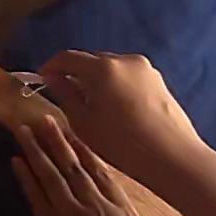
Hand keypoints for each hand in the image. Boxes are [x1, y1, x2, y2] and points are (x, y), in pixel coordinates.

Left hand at [13, 118, 191, 215]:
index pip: (104, 174)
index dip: (87, 151)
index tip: (74, 132)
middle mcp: (99, 209)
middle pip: (76, 167)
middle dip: (58, 141)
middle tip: (43, 118)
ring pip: (53, 175)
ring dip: (38, 151)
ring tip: (24, 129)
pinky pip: (36, 196)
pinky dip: (25, 177)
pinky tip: (16, 160)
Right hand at [37, 51, 208, 195]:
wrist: (173, 158)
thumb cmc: (122, 143)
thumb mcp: (83, 122)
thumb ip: (65, 94)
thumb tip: (53, 77)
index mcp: (102, 68)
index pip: (68, 57)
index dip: (51, 65)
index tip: (42, 78)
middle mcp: (124, 60)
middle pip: (91, 59)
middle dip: (75, 72)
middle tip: (65, 92)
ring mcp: (145, 68)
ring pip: (110, 67)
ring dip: (96, 78)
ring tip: (91, 102)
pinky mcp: (158, 80)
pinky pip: (127, 76)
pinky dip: (114, 84)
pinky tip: (114, 107)